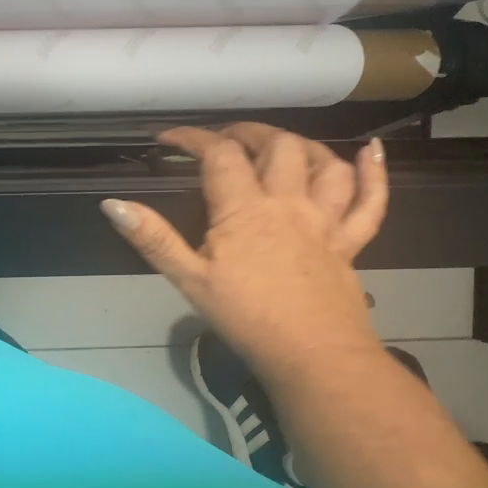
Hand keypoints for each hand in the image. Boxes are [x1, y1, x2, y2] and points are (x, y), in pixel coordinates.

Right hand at [100, 123, 387, 379]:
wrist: (314, 354)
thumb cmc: (245, 316)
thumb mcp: (187, 278)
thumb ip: (152, 237)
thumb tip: (113, 204)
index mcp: (244, 211)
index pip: (220, 156)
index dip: (193, 138)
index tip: (169, 138)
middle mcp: (289, 204)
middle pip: (278, 148)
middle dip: (249, 132)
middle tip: (224, 137)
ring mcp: (325, 221)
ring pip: (325, 165)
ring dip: (302, 145)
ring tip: (279, 143)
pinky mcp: (351, 242)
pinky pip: (371, 201)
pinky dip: (375, 172)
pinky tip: (372, 152)